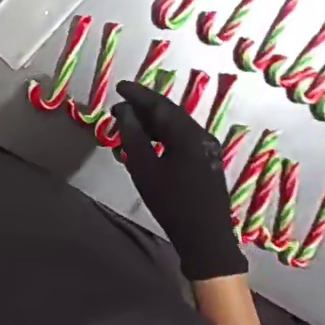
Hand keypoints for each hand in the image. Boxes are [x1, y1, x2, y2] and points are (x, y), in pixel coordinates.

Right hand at [110, 81, 247, 280]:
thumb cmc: (171, 201)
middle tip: (118, 108)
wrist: (205, 236)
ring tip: (127, 127)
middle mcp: (201, 136)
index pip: (160, 105)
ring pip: (175, 129)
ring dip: (151, 125)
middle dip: (143, 109)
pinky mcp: (205, 164)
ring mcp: (206, 151)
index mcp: (188, 133)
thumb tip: (124, 111)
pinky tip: (145, 147)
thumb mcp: (145, 168)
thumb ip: (133, 136)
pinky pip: (180, 142)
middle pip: (169, 115)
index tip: (119, 87)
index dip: (138, 94)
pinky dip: (160, 139)